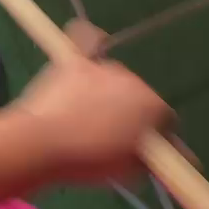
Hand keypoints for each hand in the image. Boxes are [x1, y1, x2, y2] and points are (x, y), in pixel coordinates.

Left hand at [12, 22, 173, 182]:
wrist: (43, 142)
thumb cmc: (88, 161)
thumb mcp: (128, 171)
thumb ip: (151, 160)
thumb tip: (160, 156)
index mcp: (154, 107)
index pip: (166, 120)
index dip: (155, 136)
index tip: (140, 149)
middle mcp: (135, 81)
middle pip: (140, 97)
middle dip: (130, 114)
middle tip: (109, 135)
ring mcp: (104, 69)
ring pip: (115, 79)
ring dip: (108, 93)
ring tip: (87, 112)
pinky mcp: (75, 62)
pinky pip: (89, 39)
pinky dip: (92, 40)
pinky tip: (94, 38)